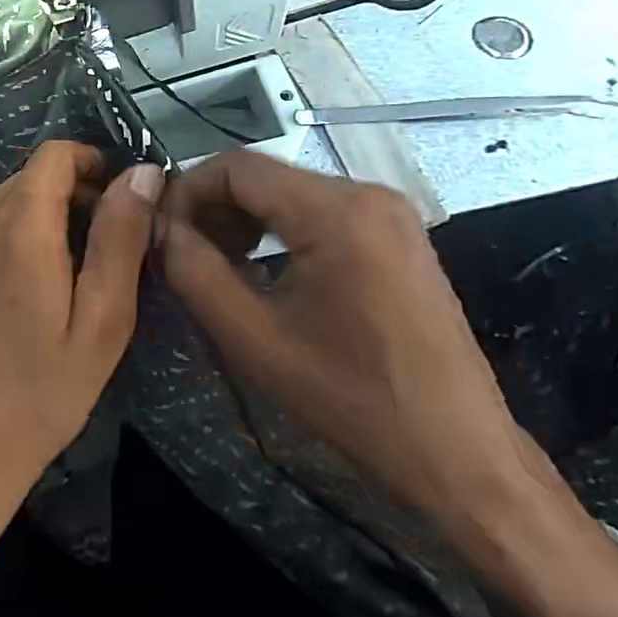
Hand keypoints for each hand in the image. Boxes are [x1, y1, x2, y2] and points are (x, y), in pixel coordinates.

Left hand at [0, 140, 163, 499]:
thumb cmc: (42, 387)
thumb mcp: (103, 316)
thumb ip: (121, 235)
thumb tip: (143, 172)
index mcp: (18, 221)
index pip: (58, 153)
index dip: (96, 165)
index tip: (122, 205)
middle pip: (38, 176)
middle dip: (79, 197)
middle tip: (108, 255)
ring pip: (15, 199)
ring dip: (52, 219)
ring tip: (76, 279)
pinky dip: (22, 235)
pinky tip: (34, 289)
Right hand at [159, 151, 617, 616]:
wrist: (458, 449)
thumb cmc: (353, 400)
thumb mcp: (257, 340)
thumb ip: (195, 273)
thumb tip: (159, 229)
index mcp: (338, 210)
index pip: (238, 167)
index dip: (187, 191)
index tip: (159, 233)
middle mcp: (368, 192)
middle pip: (267, 177)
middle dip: (216, 209)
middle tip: (182, 256)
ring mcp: (391, 211)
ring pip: (294, 194)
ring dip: (248, 222)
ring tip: (218, 267)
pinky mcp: (399, 233)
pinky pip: (325, 214)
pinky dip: (284, 232)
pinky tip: (265, 271)